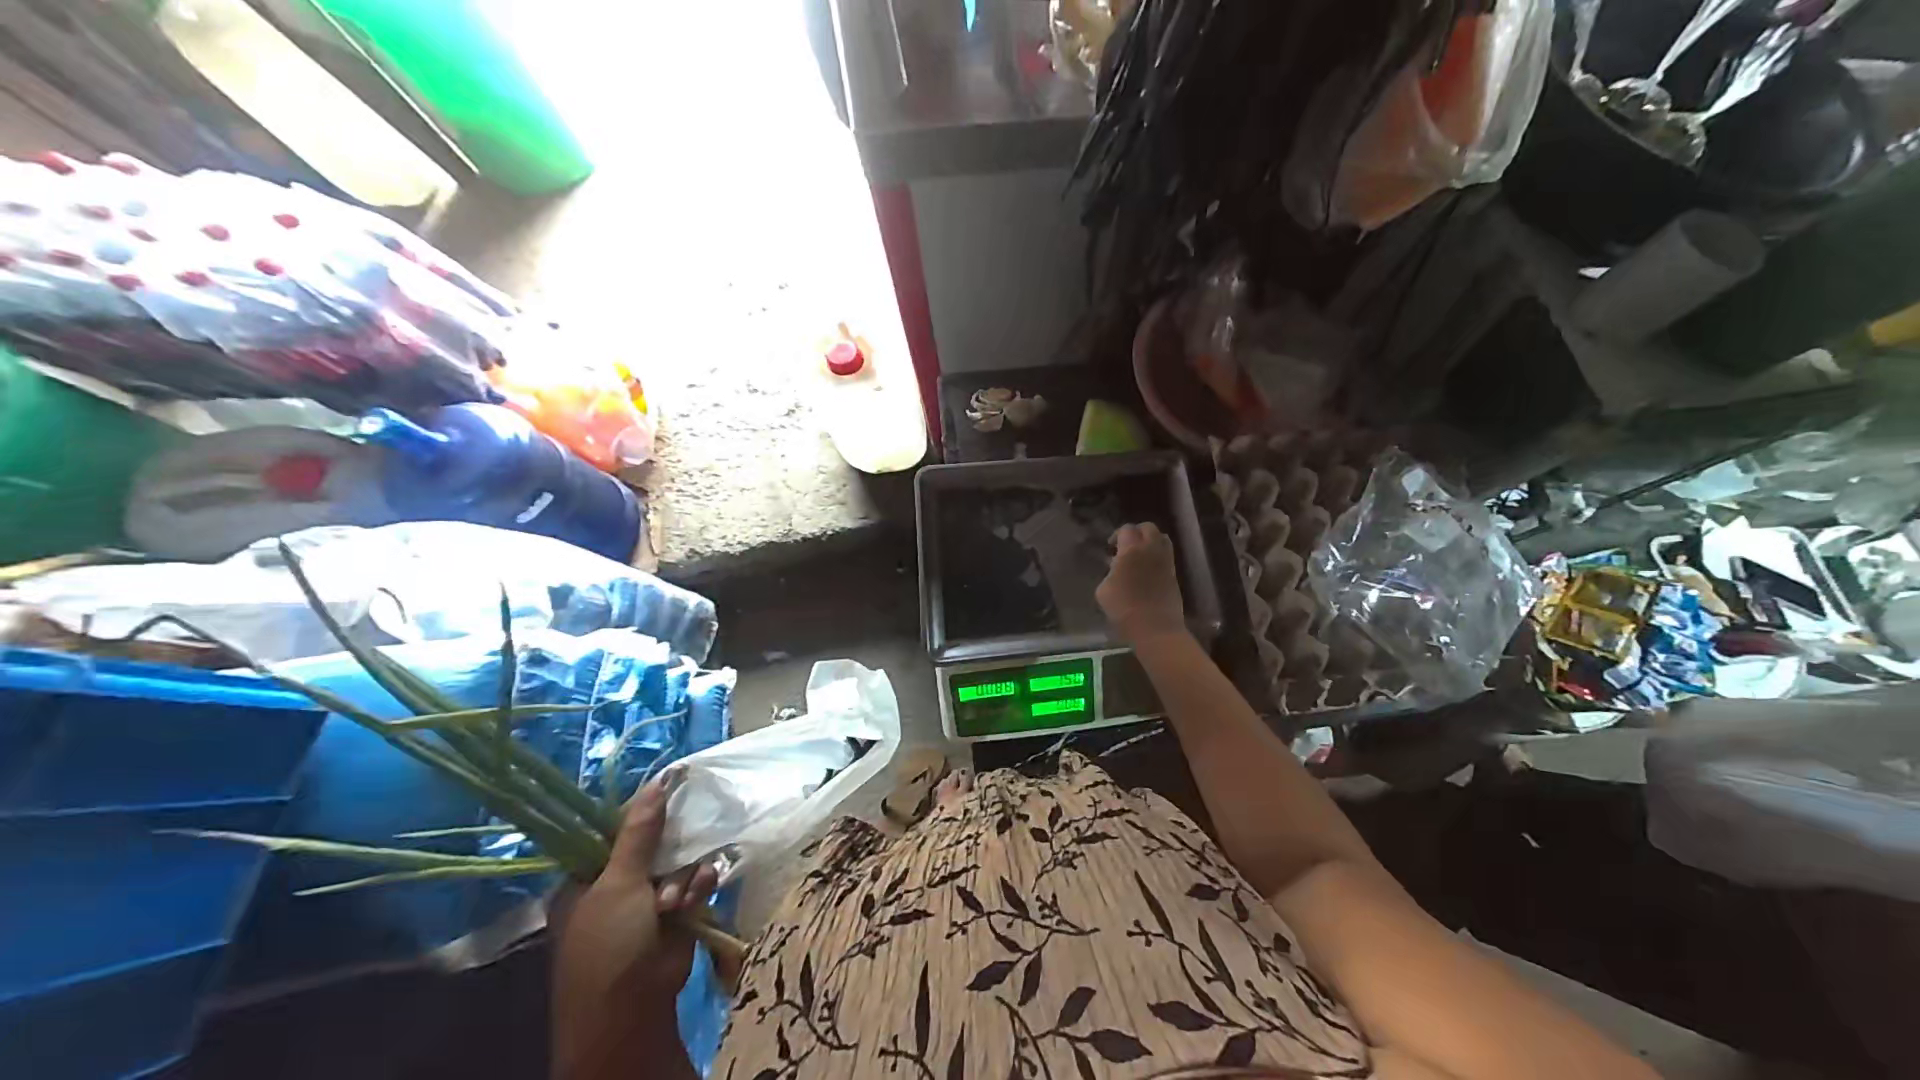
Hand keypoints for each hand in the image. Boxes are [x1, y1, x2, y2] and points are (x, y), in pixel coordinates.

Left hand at [552, 774, 717, 1079]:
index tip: (670, 792)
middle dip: (671, 846)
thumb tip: (658, 780)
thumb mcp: (618, 883)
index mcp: (587, 877)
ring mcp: (648, 899)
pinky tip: (697, 897)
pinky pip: (695, 882)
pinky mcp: (678, 913)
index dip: (643, 811)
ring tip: (681, 897)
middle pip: (654, 843)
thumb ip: (640, 831)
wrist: (632, 1010)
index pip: (617, 829)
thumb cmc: (609, 945)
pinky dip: (698, 887)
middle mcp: (617, 884)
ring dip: (685, 874)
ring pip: (678, 861)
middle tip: (683, 839)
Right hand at [1097, 522, 1187, 645]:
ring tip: (1140, 556)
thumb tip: (1115, 567)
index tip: (1110, 547)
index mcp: (1132, 550)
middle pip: (1148, 528)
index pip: (1127, 529)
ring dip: (1150, 542)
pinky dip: (1157, 556)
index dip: (1117, 535)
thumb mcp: (1103, 590)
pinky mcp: (1174, 575)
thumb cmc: (1124, 609)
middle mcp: (1152, 550)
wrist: (1154, 628)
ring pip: (1162, 539)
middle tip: (1126, 546)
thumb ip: (1109, 572)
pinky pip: (1167, 556)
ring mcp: (1166, 562)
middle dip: (1137, 533)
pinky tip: (1147, 571)